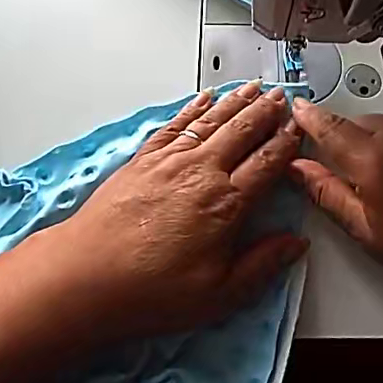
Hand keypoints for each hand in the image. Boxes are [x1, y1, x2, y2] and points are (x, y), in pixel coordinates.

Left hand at [28, 81, 308, 340]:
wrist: (84, 277)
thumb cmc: (149, 291)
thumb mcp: (219, 295)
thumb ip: (262, 265)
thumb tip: (294, 243)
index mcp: (226, 203)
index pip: (267, 162)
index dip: (286, 142)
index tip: (298, 128)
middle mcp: (201, 172)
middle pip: (243, 130)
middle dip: (266, 110)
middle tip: (282, 96)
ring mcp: (170, 161)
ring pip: (212, 120)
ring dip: (236, 101)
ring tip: (253, 87)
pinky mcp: (144, 159)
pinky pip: (176, 123)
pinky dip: (193, 107)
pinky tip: (205, 98)